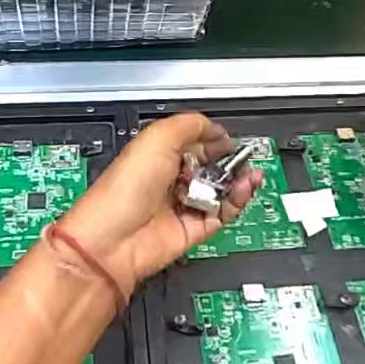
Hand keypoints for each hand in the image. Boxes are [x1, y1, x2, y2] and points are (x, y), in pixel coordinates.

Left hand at [57, 113, 261, 290]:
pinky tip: (245, 189)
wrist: (114, 238)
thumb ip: (190, 125)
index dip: (213, 139)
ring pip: (221, 191)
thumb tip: (215, 128)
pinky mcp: (192, 230)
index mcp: (158, 154)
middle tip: (243, 157)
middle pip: (211, 167)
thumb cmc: (125, 187)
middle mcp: (170, 180)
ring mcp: (182, 205)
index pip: (194, 143)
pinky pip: (223, 214)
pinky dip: (237, 202)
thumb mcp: (158, 137)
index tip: (231, 139)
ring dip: (239, 180)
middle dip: (230, 160)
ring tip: (250, 173)